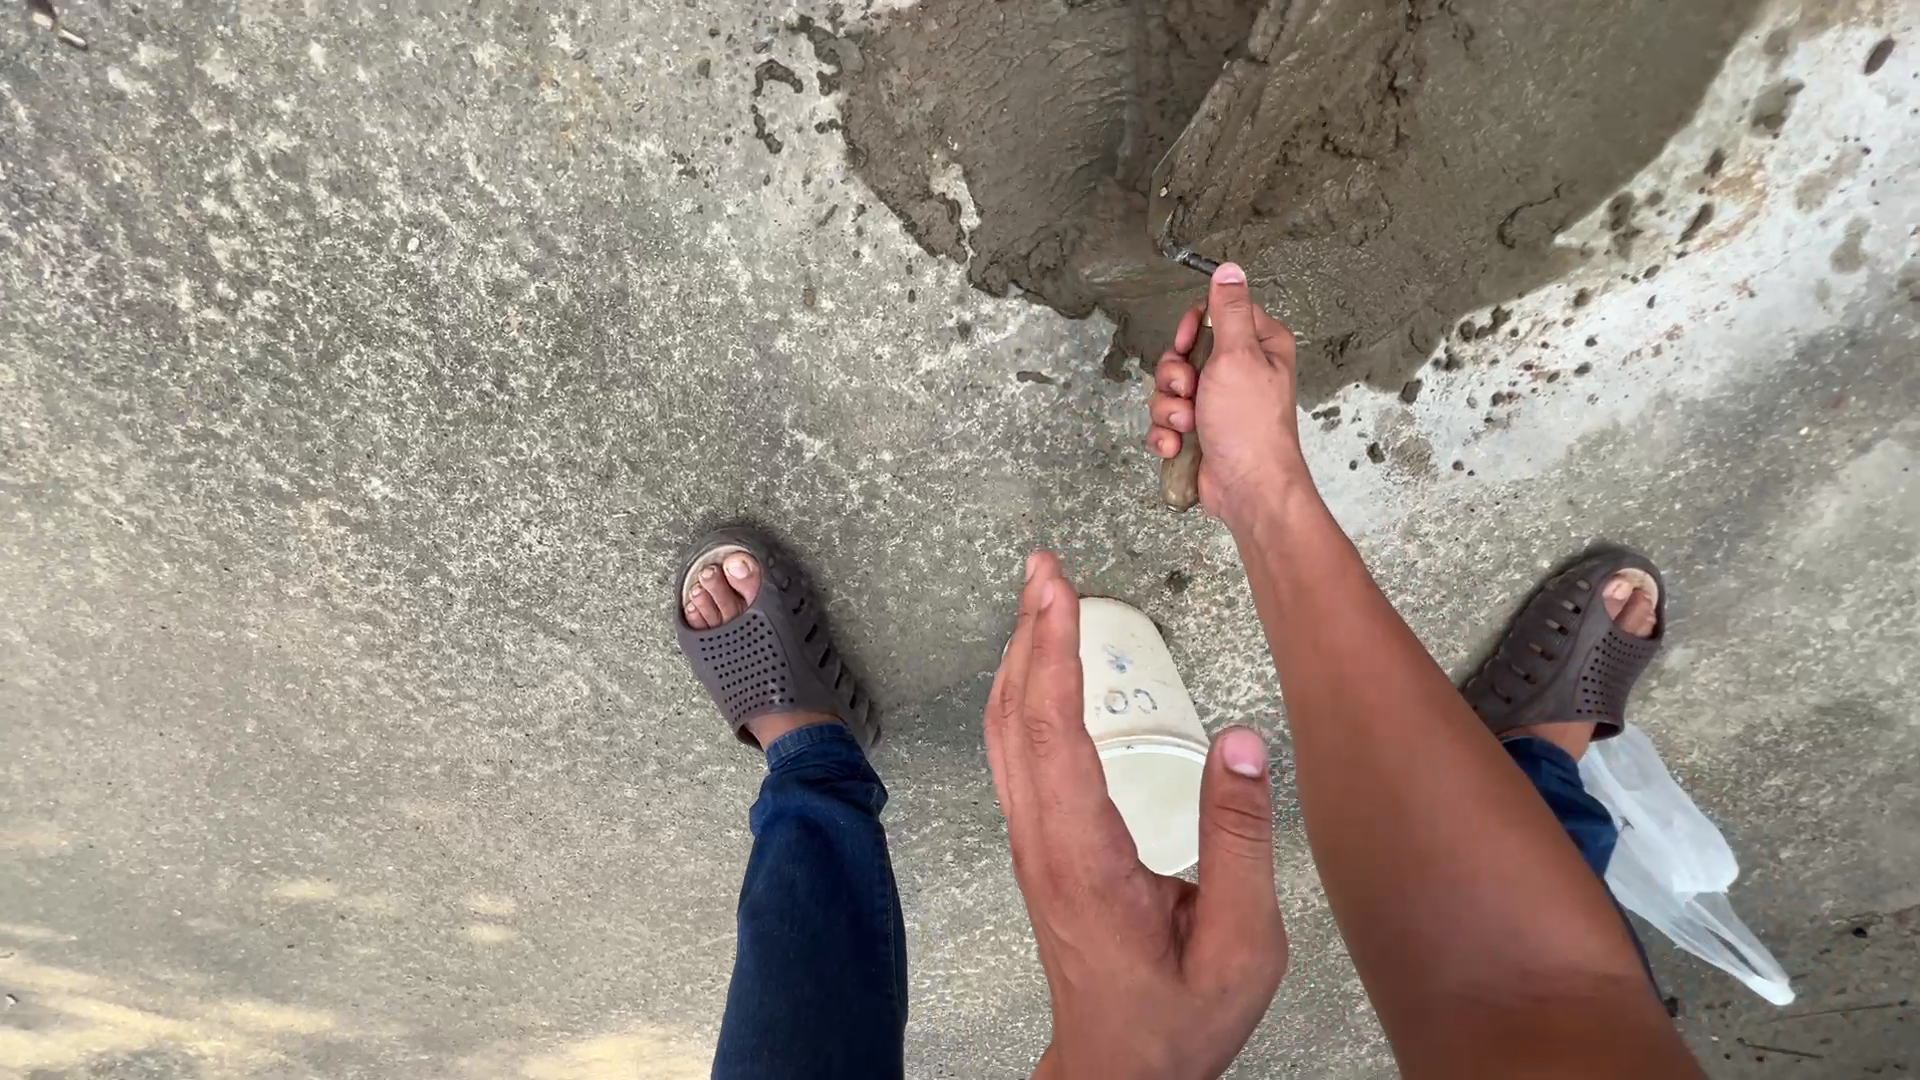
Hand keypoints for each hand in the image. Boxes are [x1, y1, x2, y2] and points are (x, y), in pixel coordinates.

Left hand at [986, 552, 1288, 1079]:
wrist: (1117, 1062)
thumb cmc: (1176, 1015)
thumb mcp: (1241, 943)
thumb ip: (1238, 839)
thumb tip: (1244, 742)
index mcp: (1083, 852)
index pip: (1056, 729)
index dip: (1054, 649)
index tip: (1058, 589)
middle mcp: (1040, 833)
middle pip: (1016, 711)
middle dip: (1029, 629)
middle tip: (1044, 567)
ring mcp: (1027, 833)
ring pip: (1004, 725)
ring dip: (1019, 653)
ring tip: (1039, 597)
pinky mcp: (1033, 834)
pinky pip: (1012, 745)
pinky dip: (1020, 688)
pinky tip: (1036, 664)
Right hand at [1147, 263, 1306, 525]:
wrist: (1245, 486)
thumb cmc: (1250, 425)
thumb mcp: (1238, 356)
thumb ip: (1228, 311)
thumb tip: (1229, 270)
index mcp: (1256, 347)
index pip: (1211, 318)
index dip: (1190, 332)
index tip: (1187, 347)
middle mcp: (1235, 373)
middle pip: (1180, 356)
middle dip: (1174, 378)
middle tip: (1190, 392)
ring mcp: (1213, 405)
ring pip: (1167, 392)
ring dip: (1169, 410)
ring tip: (1189, 426)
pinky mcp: (1196, 433)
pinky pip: (1163, 424)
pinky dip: (1166, 436)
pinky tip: (1179, 446)